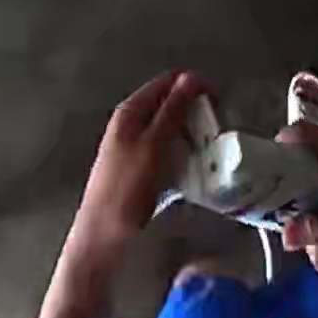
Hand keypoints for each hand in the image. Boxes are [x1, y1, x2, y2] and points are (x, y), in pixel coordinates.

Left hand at [73, 70, 204, 248]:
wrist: (101, 240)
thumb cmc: (126, 190)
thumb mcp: (154, 146)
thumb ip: (173, 110)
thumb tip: (192, 76)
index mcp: (132, 110)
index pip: (169, 80)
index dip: (194, 85)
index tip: (217, 102)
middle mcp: (132, 121)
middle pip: (170, 102)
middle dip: (195, 111)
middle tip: (214, 128)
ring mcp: (134, 143)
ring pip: (171, 126)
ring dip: (191, 132)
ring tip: (207, 148)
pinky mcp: (140, 165)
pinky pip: (167, 147)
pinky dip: (181, 150)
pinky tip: (192, 165)